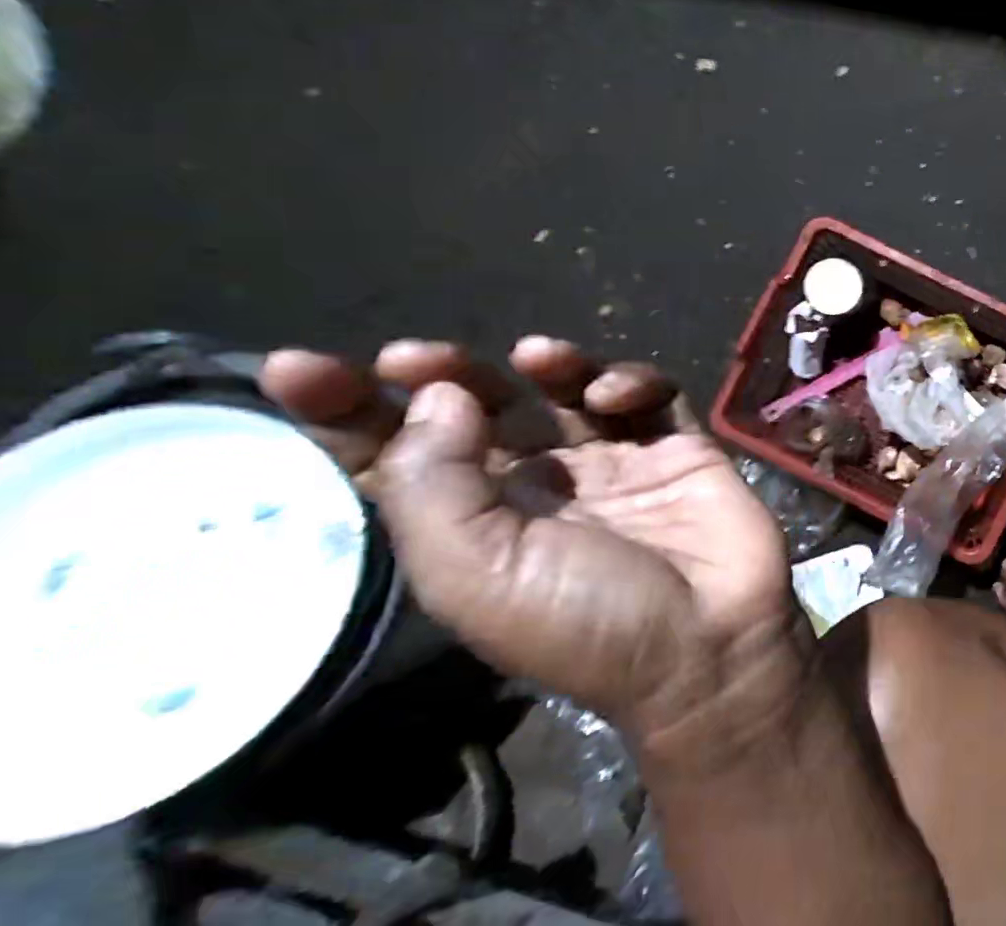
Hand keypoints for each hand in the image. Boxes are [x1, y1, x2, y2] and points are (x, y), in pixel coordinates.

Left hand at [259, 337, 797, 768]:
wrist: (708, 647)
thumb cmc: (585, 622)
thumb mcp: (477, 574)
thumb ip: (434, 483)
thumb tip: (440, 399)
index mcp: (480, 524)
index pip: (403, 459)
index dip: (348, 415)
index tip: (298, 368)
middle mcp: (539, 487)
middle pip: (479, 410)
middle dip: (441, 376)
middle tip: (413, 358)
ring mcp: (611, 463)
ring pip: (563, 388)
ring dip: (543, 361)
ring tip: (535, 358)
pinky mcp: (672, 447)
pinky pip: (644, 395)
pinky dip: (626, 381)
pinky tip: (612, 398)